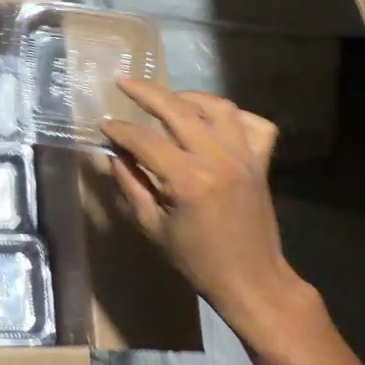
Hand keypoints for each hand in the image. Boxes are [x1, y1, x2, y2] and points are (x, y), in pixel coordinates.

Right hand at [99, 79, 308, 330]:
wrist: (252, 281)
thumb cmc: (196, 260)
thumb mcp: (152, 226)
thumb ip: (131, 183)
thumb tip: (115, 152)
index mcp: (188, 180)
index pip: (145, 140)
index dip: (120, 130)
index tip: (103, 124)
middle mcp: (218, 160)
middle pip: (178, 111)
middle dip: (147, 93)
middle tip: (125, 83)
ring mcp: (245, 158)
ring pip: (218, 108)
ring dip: (189, 98)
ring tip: (168, 99)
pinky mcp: (261, 162)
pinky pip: (255, 124)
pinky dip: (235, 115)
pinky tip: (214, 118)